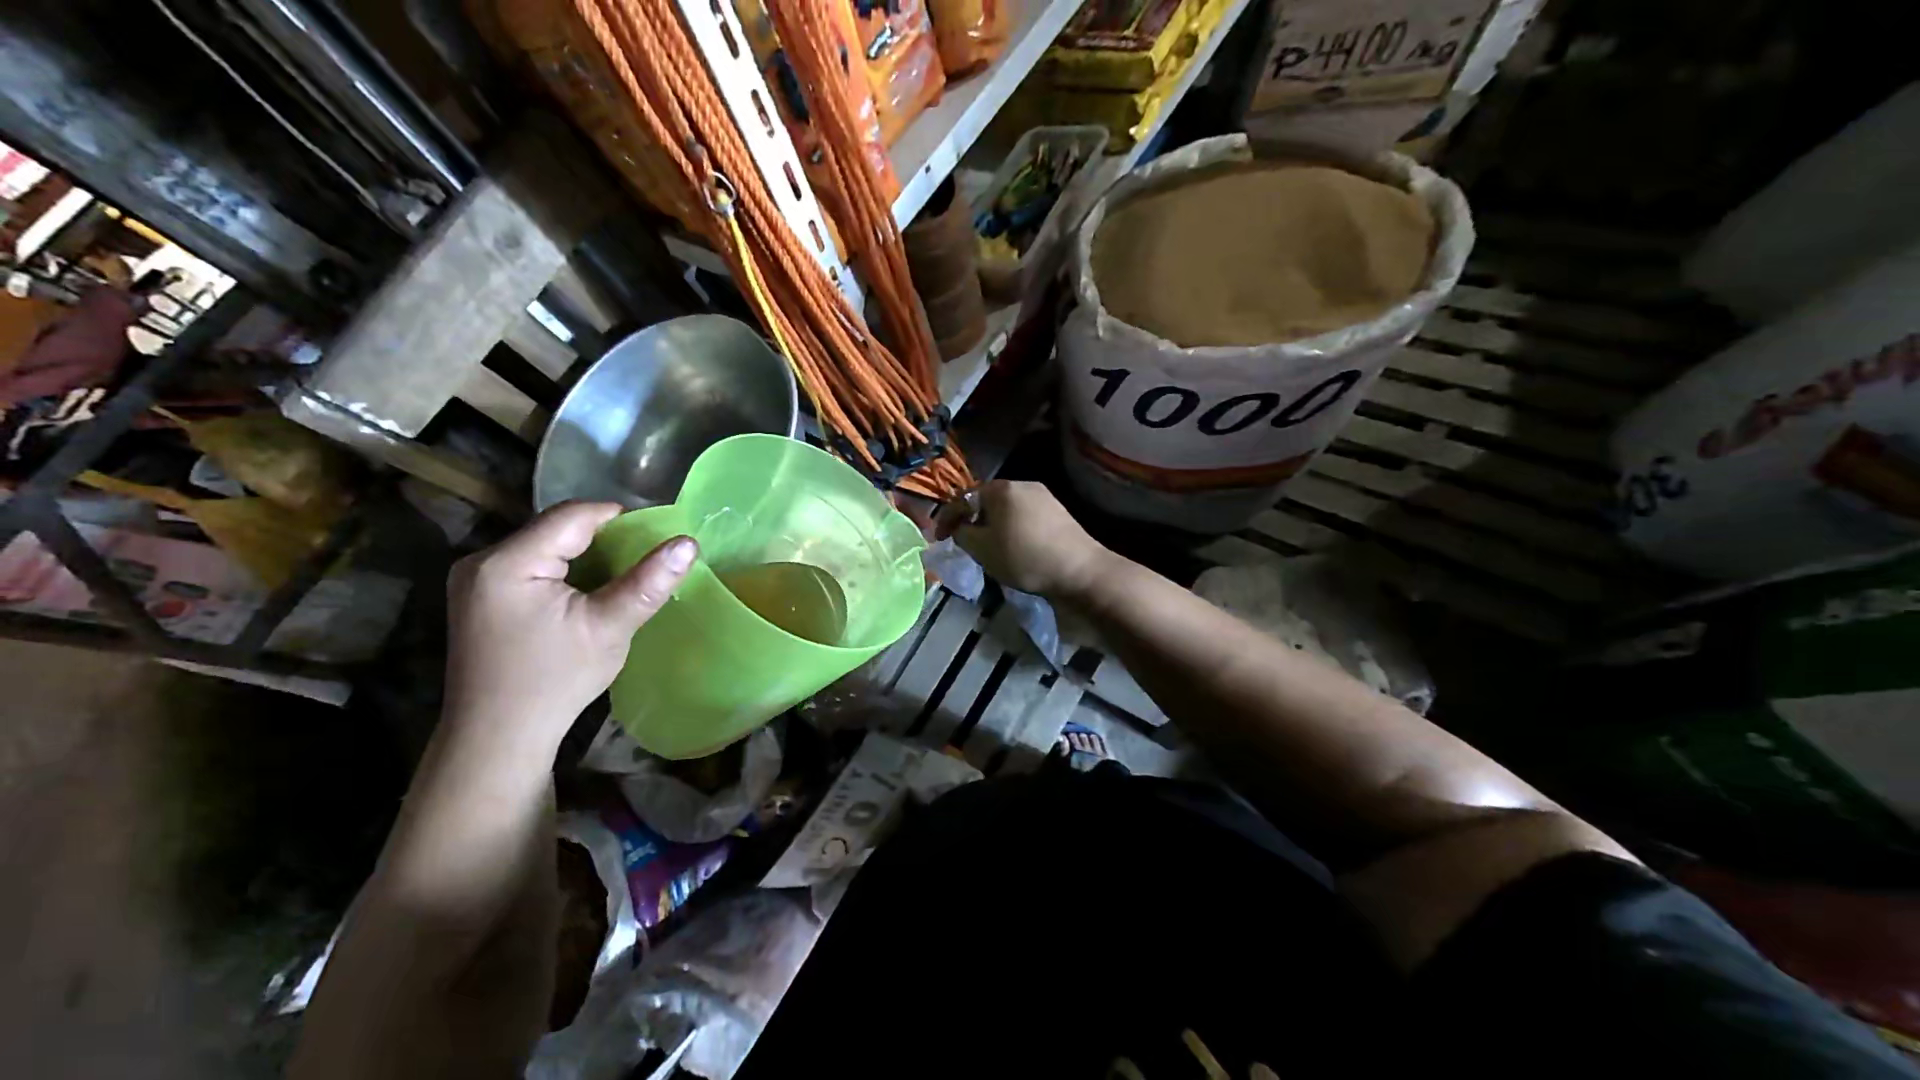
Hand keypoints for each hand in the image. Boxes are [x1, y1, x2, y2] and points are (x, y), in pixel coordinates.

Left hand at [444, 501, 695, 747]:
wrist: (497, 739)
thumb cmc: (555, 681)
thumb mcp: (609, 628)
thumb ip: (648, 582)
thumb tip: (689, 542)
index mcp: (507, 561)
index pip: (572, 515)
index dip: (618, 518)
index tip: (656, 537)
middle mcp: (481, 560)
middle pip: (555, 528)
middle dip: (602, 538)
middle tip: (641, 560)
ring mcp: (474, 580)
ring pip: (543, 546)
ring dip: (584, 555)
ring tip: (618, 577)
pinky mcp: (478, 598)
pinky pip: (529, 566)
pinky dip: (563, 571)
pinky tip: (584, 595)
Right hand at [943, 480, 1109, 598]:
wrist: (1079, 570)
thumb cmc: (1024, 557)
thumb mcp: (982, 549)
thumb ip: (963, 534)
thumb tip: (960, 527)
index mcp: (1000, 489)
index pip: (963, 497)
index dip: (947, 518)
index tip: (939, 538)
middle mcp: (1022, 484)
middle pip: (986, 500)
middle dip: (973, 519)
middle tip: (964, 542)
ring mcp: (1044, 496)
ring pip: (1007, 508)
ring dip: (993, 524)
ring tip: (989, 546)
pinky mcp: (1059, 511)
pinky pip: (1025, 515)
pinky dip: (1012, 527)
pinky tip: (1014, 546)